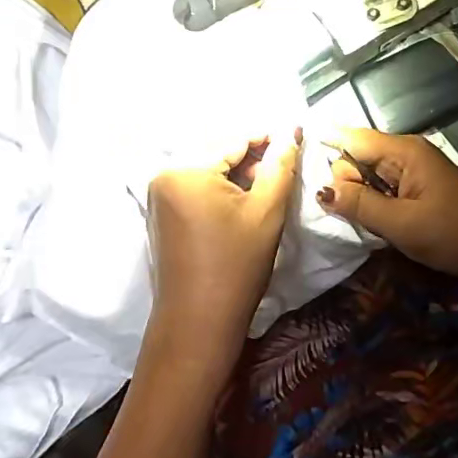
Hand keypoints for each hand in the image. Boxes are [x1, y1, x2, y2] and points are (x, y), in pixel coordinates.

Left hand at [145, 129, 301, 343]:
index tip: (297, 136)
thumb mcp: (267, 209)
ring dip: (242, 174)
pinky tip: (250, 201)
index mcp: (184, 171)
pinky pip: (201, 189)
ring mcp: (161, 198)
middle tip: (287, 165)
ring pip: (213, 171)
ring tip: (272, 184)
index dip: (269, 137)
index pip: (234, 140)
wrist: (199, 325)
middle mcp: (164, 178)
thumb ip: (280, 165)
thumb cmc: (236, 263)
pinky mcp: (164, 216)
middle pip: (220, 154)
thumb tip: (291, 132)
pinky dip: (227, 189)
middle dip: (255, 157)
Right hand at [317, 127, 457, 280]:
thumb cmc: (453, 234)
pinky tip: (368, 218)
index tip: (291, 152)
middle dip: (343, 180)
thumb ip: (360, 206)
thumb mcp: (402, 224)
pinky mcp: (417, 185)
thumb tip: (320, 189)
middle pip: (358, 155)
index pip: (353, 138)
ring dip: (356, 192)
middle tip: (347, 213)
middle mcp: (406, 152)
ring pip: (369, 172)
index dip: (324, 143)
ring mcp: (413, 168)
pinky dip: (371, 199)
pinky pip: (383, 184)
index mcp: (404, 152)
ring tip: (353, 218)